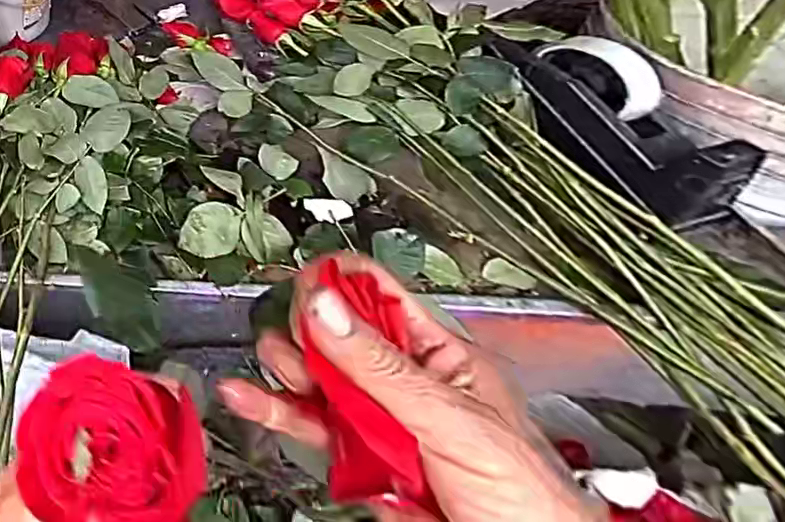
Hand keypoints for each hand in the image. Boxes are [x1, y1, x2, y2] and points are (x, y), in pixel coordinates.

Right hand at [218, 253, 600, 521]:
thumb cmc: (536, 510)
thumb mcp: (456, 424)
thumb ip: (383, 366)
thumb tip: (324, 304)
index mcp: (435, 355)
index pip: (373, 292)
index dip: (335, 284)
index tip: (307, 293)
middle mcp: (398, 380)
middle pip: (330, 330)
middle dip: (305, 332)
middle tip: (303, 351)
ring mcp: (376, 419)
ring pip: (311, 375)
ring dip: (284, 369)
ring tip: (280, 374)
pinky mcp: (356, 459)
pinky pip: (305, 424)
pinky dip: (271, 409)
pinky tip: (247, 396)